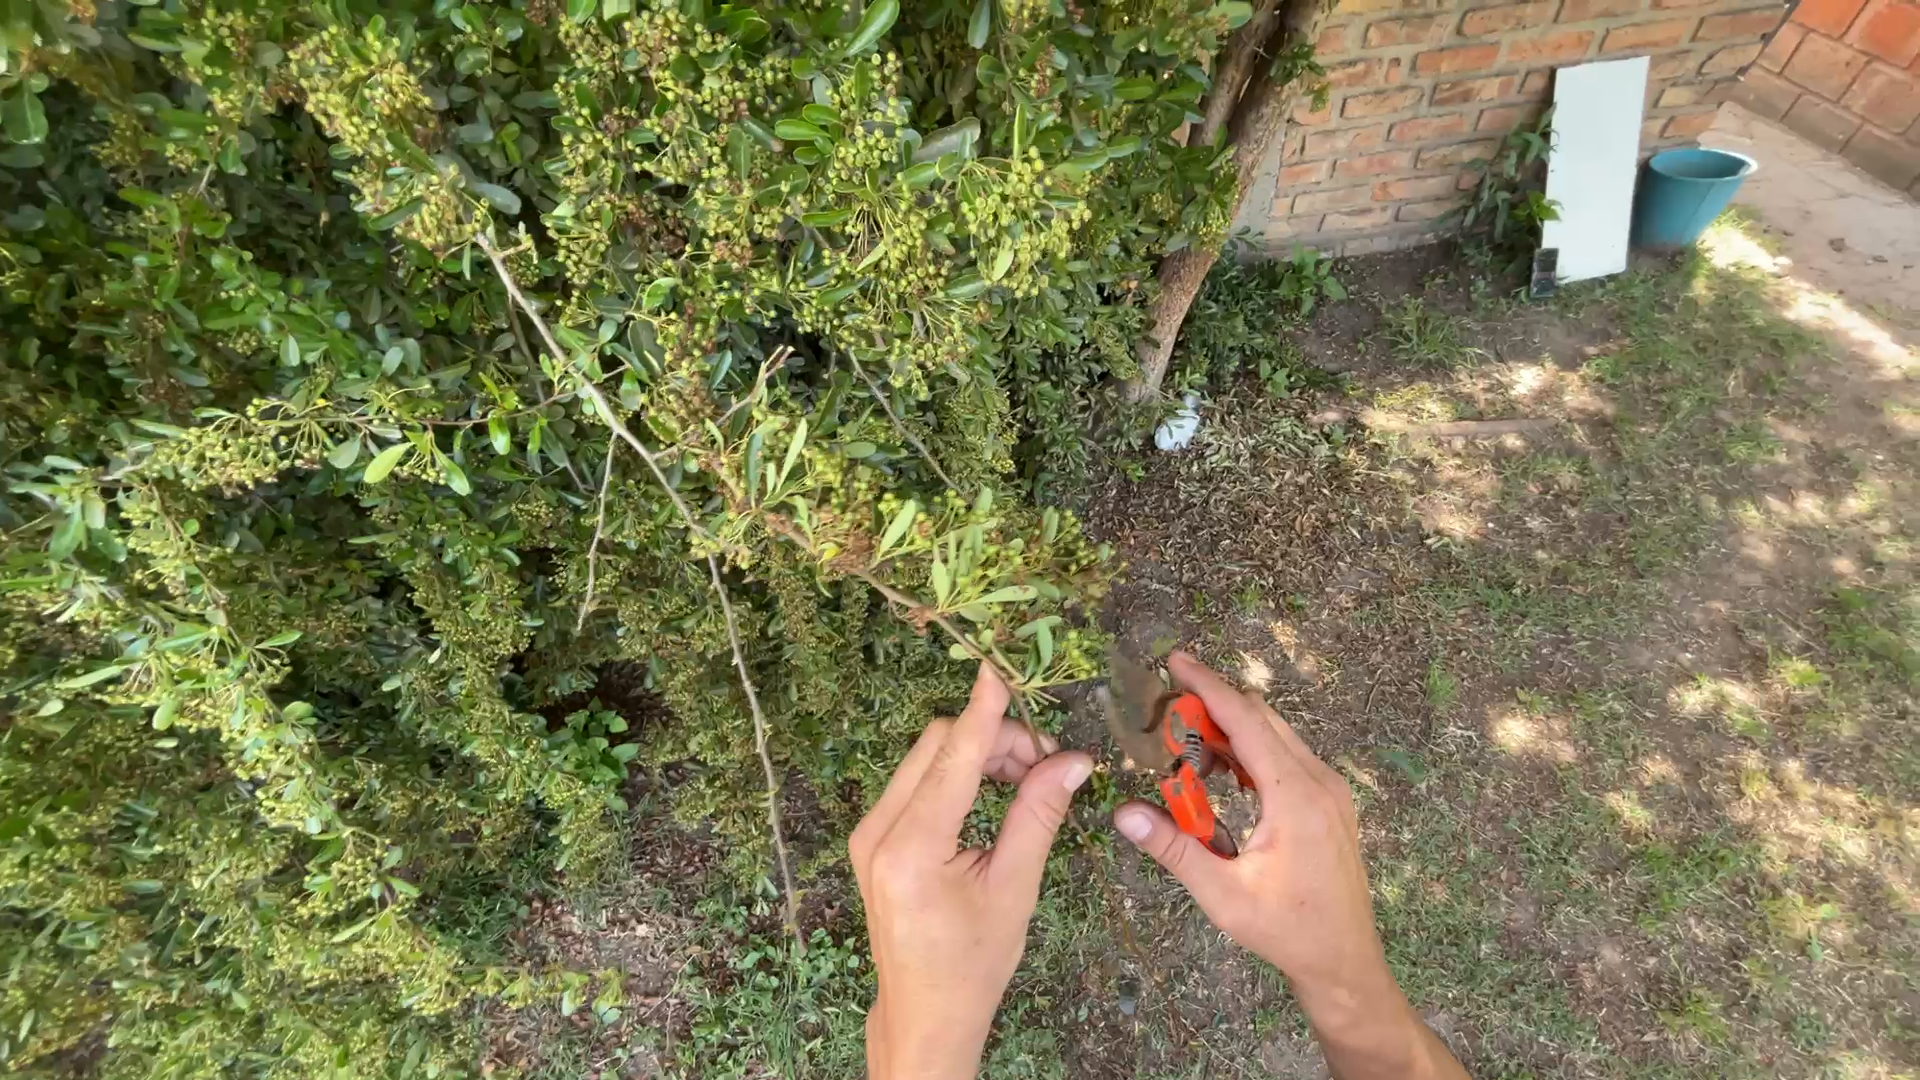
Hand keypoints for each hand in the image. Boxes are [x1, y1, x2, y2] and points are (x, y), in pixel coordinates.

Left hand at [851, 663, 1092, 1079]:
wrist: (922, 1013)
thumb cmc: (973, 962)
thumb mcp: (1014, 889)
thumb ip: (1038, 815)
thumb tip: (1073, 761)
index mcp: (911, 847)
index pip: (952, 756)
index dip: (981, 710)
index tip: (999, 669)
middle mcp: (877, 828)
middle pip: (937, 745)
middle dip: (993, 738)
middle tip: (1043, 761)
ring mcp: (868, 829)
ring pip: (927, 756)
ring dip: (977, 753)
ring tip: (1025, 778)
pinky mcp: (873, 833)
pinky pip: (917, 778)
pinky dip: (958, 772)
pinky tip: (992, 789)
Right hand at [1112, 653, 1466, 1078]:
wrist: (1348, 965)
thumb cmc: (1286, 932)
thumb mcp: (1224, 896)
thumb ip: (1174, 849)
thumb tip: (1122, 813)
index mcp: (1296, 797)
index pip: (1246, 720)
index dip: (1209, 686)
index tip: (1176, 661)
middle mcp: (1319, 780)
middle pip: (1260, 716)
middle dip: (1213, 699)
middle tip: (1168, 699)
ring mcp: (1329, 787)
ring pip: (1274, 730)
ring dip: (1230, 723)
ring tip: (1186, 736)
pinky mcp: (1329, 797)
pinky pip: (1284, 751)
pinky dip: (1248, 744)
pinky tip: (1221, 767)